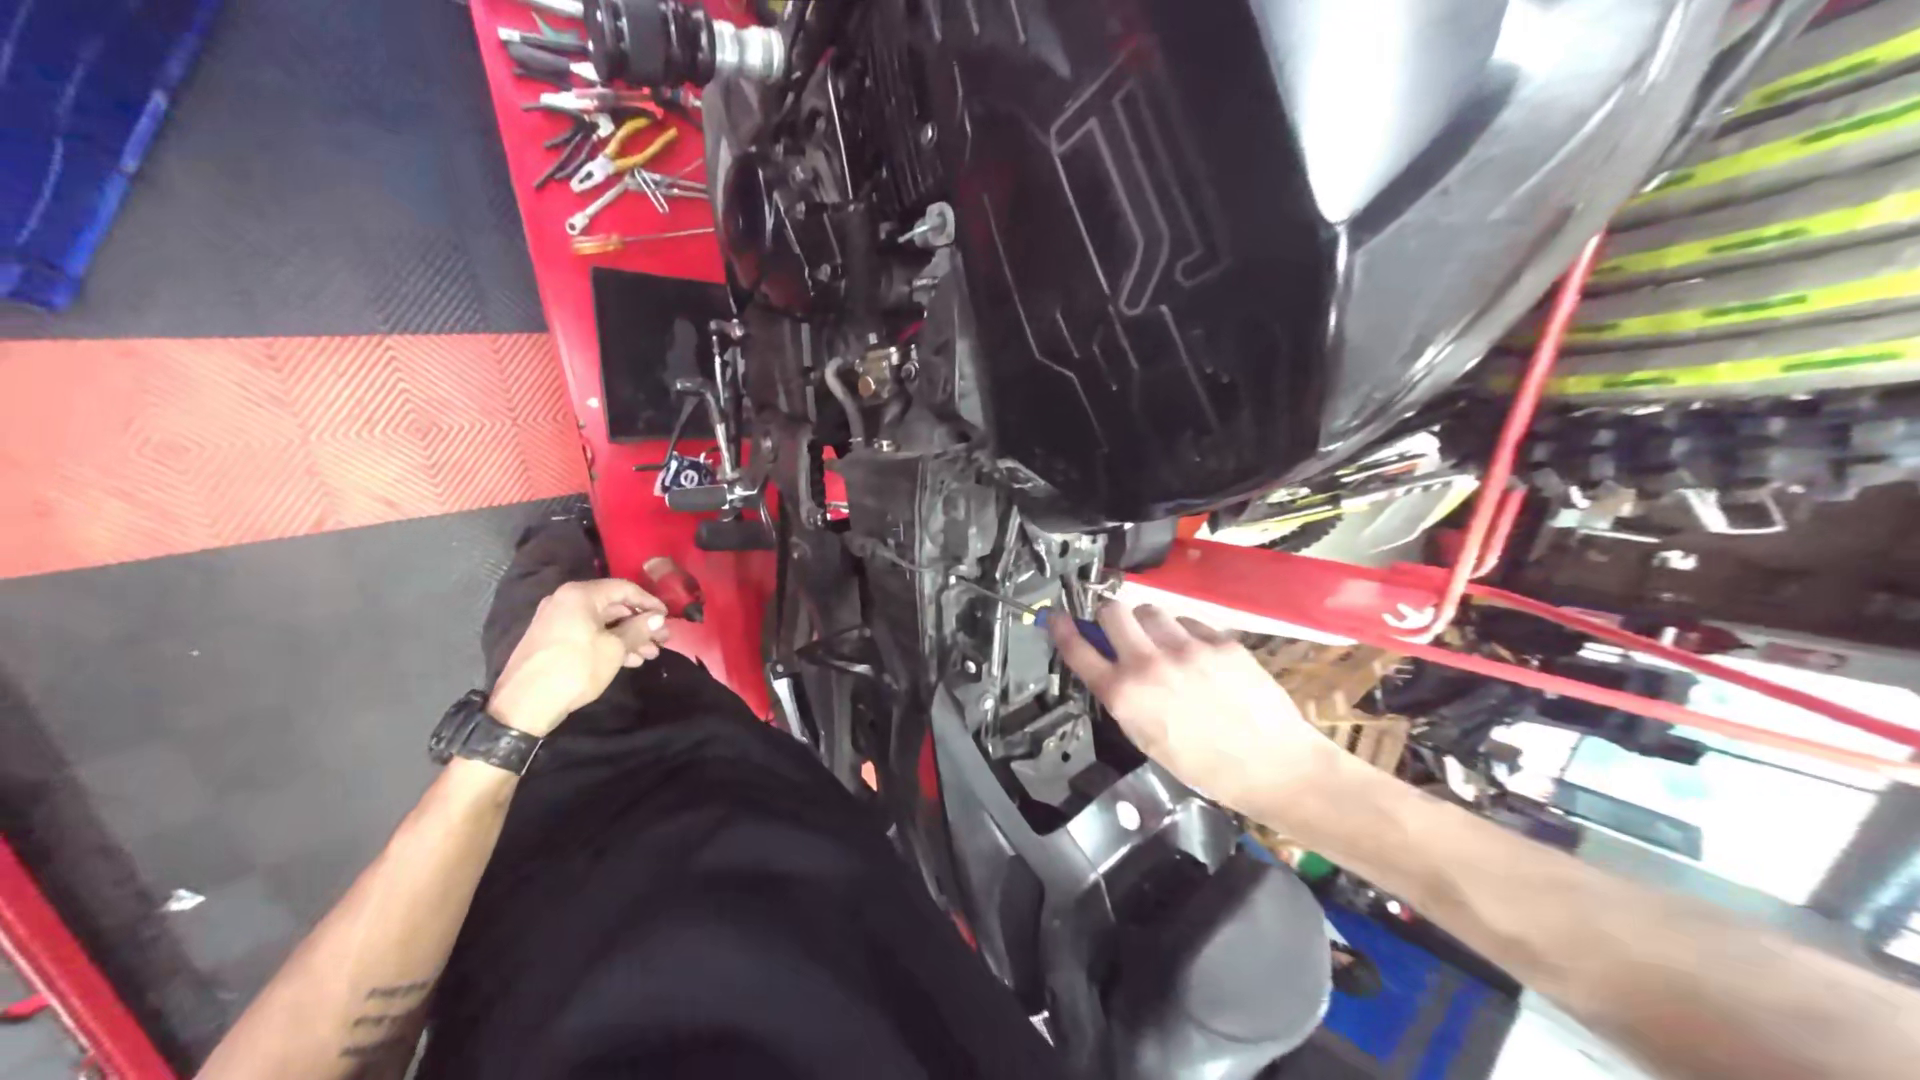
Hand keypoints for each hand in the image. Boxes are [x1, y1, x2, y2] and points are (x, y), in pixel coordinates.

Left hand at [488, 578, 670, 736]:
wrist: (524, 704)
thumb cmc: (575, 669)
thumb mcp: (614, 648)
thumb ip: (638, 629)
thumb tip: (658, 618)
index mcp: (580, 595)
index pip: (624, 589)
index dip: (649, 602)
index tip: (668, 617)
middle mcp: (566, 601)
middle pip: (613, 606)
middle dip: (640, 624)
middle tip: (662, 640)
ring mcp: (557, 620)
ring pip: (602, 623)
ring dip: (628, 637)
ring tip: (649, 655)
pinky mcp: (553, 639)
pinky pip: (589, 633)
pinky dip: (609, 643)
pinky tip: (629, 660)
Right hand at [1048, 603, 1347, 817]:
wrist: (1272, 765)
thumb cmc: (1202, 765)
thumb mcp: (1145, 737)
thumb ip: (1122, 697)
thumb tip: (1109, 664)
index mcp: (1124, 695)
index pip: (1079, 650)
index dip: (1062, 629)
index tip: (1056, 617)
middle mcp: (1149, 663)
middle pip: (1112, 611)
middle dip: (1109, 616)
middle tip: (1119, 629)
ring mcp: (1186, 648)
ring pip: (1150, 609)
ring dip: (1147, 623)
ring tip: (1163, 643)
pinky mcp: (1219, 641)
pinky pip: (1188, 622)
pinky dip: (1184, 633)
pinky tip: (1197, 655)